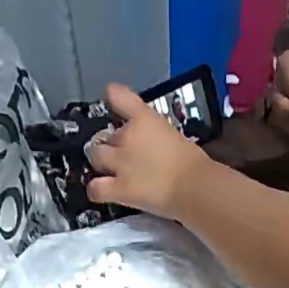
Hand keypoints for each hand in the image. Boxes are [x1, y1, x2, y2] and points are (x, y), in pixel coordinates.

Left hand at [85, 84, 213, 217]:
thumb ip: (156, 135)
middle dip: (111, 145)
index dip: (112, 100)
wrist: (193, 186)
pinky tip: (102, 192)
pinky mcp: (119, 189)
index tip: (114, 108)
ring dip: (101, 163)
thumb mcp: (173, 135)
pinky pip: (95, 189)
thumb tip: (154, 146)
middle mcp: (126, 137)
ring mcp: (120, 163)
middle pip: (105, 135)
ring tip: (110, 172)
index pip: (116, 95)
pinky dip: (95, 190)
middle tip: (123, 157)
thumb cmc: (192, 161)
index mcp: (144, 119)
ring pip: (96, 157)